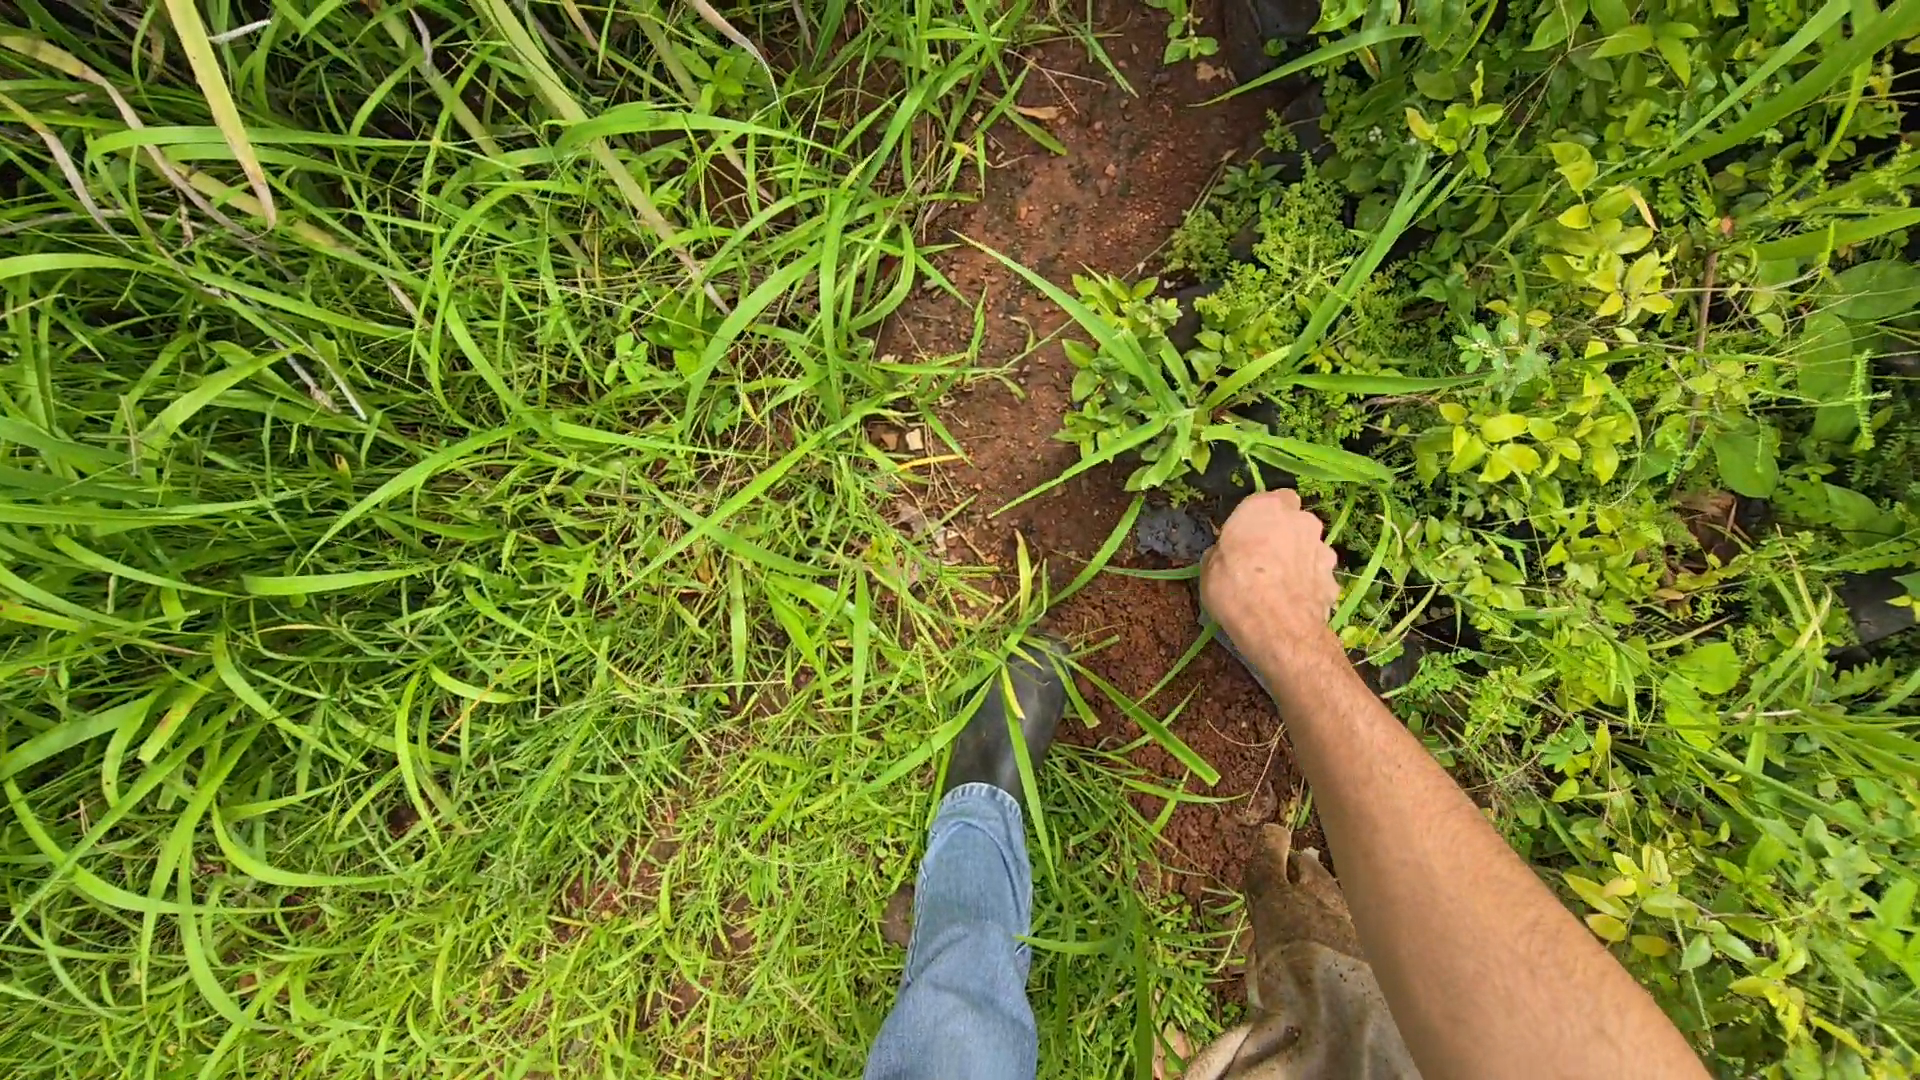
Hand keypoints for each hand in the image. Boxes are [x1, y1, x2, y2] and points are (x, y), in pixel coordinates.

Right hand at [1200, 490, 1339, 667]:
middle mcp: (1300, 520)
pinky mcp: (1334, 578)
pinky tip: (1293, 602)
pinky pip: (1317, 575)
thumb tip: (1225, 556)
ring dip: (1298, 559)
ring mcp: (1323, 549)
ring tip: (1279, 586)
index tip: (1247, 535)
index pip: (1270, 498)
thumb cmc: (1234, 587)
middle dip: (1283, 535)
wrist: (1277, 627)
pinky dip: (1308, 584)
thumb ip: (1223, 552)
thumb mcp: (1209, 567)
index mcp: (1266, 507)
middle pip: (1294, 521)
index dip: (1260, 517)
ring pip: (1309, 547)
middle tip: (1263, 559)